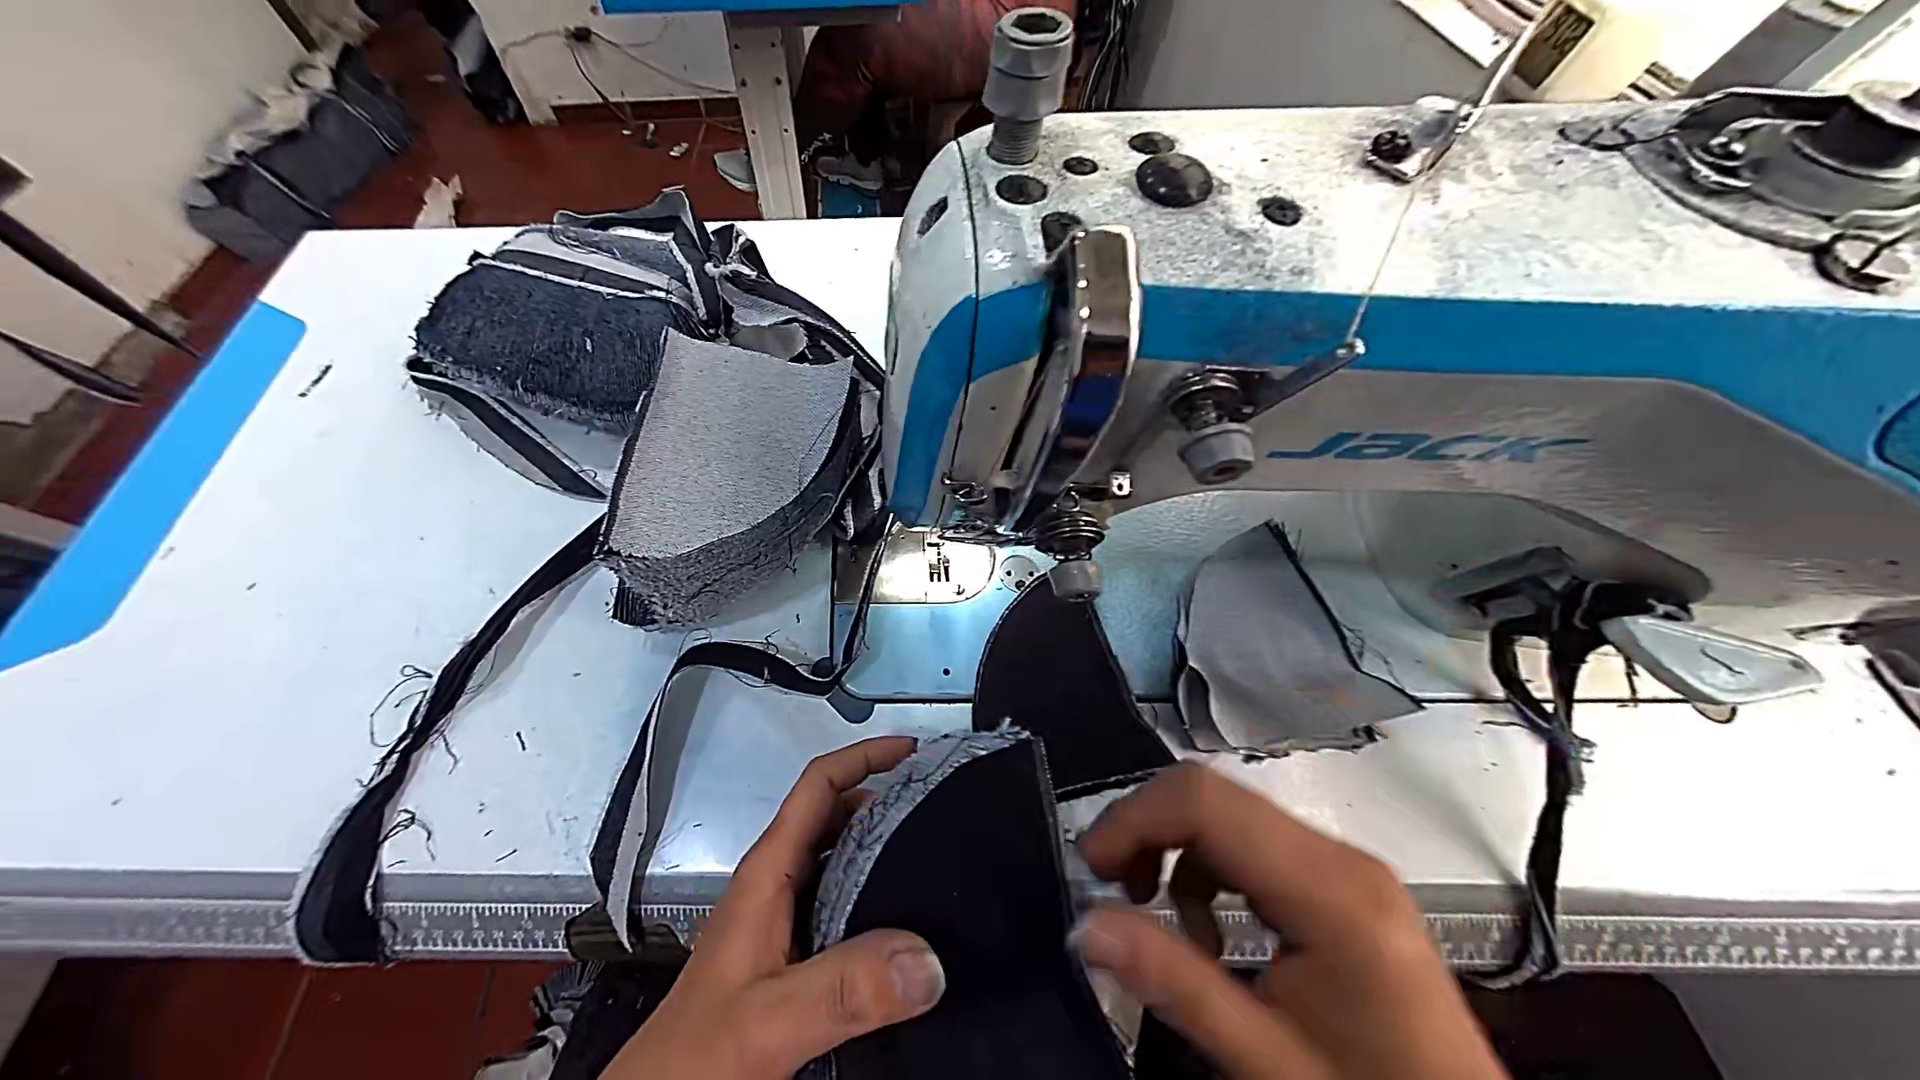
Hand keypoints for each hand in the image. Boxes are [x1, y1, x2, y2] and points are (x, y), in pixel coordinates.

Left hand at [605, 737, 946, 1079]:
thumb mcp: (772, 1018)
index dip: (864, 756)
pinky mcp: (793, 945)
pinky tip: (908, 912)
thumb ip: (845, 988)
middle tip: (940, 803)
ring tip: (935, 848)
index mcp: (768, 870)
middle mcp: (777, 879)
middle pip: (835, 811)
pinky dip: (878, 883)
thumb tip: (930, 960)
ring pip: (840, 852)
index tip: (915, 750)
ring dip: (883, 838)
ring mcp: (784, 912)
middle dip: (886, 794)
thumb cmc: (701, 1054)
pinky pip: (844, 892)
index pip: (818, 784)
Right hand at [1074, 764, 1508, 1079]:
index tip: (1092, 864)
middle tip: (1110, 885)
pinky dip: (1206, 868)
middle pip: (1214, 793)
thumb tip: (1088, 927)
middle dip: (1146, 828)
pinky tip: (1207, 927)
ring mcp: (1346, 866)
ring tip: (1154, 911)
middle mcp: (1343, 860)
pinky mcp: (1341, 882)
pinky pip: (1251, 842)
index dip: (1133, 819)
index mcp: (1333, 894)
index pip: (1206, 802)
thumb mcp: (1268, 1061)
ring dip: (1172, 848)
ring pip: (1228, 811)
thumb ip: (1176, 985)